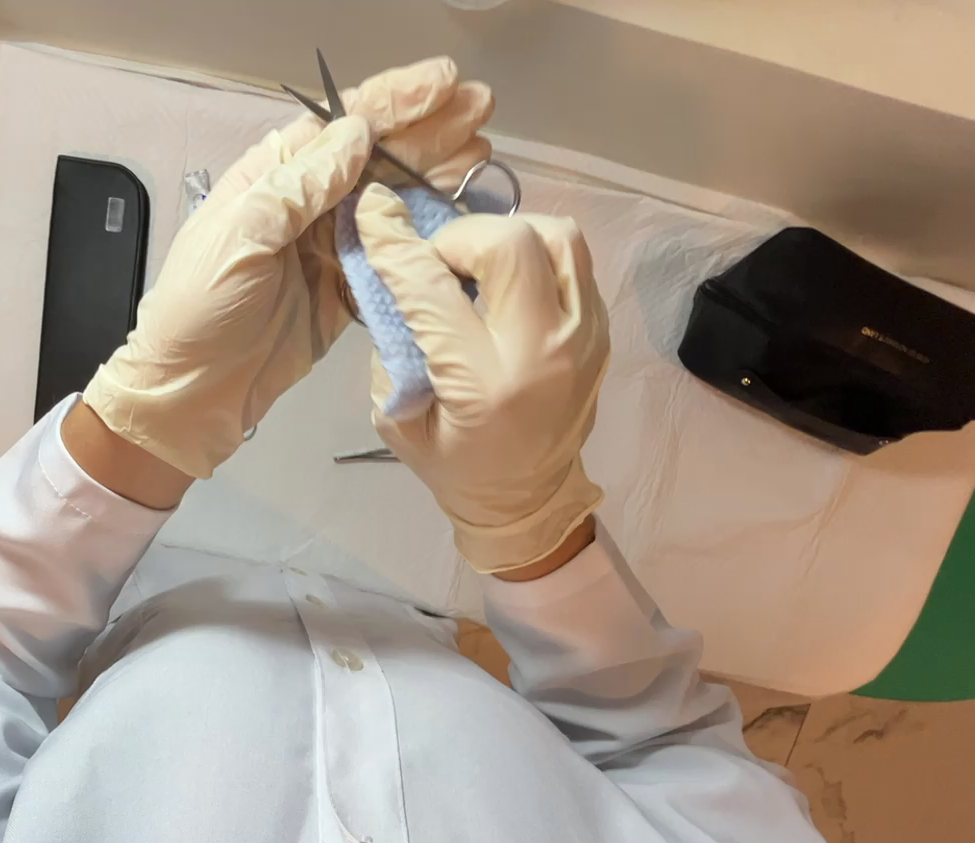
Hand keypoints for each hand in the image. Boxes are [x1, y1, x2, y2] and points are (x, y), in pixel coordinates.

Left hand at [82, 58, 493, 479]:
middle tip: (482, 109)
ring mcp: (326, 252)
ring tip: (481, 153)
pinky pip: (389, 259)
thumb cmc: (201, 308)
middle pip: (372, 159)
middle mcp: (303, 208)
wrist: (195, 390)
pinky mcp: (343, 295)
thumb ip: (299, 187)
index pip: (337, 127)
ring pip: (388, 205)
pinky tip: (456, 219)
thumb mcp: (241, 237)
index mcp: (271, 180)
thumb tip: (357, 132)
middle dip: (426, 131)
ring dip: (432, 177)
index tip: (444, 83)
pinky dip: (422, 240)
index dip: (392, 101)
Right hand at [353, 184, 610, 573]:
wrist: (527, 499)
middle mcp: (541, 352)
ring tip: (475, 264)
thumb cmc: (453, 467)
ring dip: (504, 236)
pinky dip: (533, 254)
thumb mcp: (398, 421)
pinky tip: (506, 283)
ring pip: (556, 235)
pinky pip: (573, 260)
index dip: (395, 244)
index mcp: (483, 383)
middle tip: (436, 263)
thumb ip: (394, 349)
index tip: (374, 213)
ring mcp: (583, 336)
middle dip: (458, 237)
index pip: (433, 289)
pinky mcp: (600, 329)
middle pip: (510, 243)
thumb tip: (393, 281)